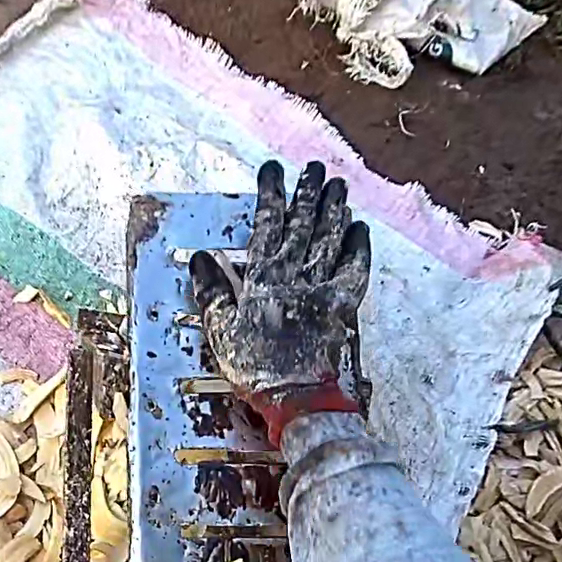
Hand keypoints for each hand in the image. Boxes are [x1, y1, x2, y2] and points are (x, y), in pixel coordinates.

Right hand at [192, 160, 372, 444]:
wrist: (294, 394)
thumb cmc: (253, 366)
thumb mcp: (220, 330)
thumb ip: (212, 292)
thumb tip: (201, 259)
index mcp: (262, 280)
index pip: (266, 227)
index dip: (270, 196)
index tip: (272, 171)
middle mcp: (295, 276)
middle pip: (302, 226)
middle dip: (306, 193)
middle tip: (313, 167)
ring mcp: (322, 288)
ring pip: (329, 239)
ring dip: (333, 210)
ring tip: (337, 184)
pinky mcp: (342, 305)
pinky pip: (354, 269)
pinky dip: (358, 247)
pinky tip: (360, 228)